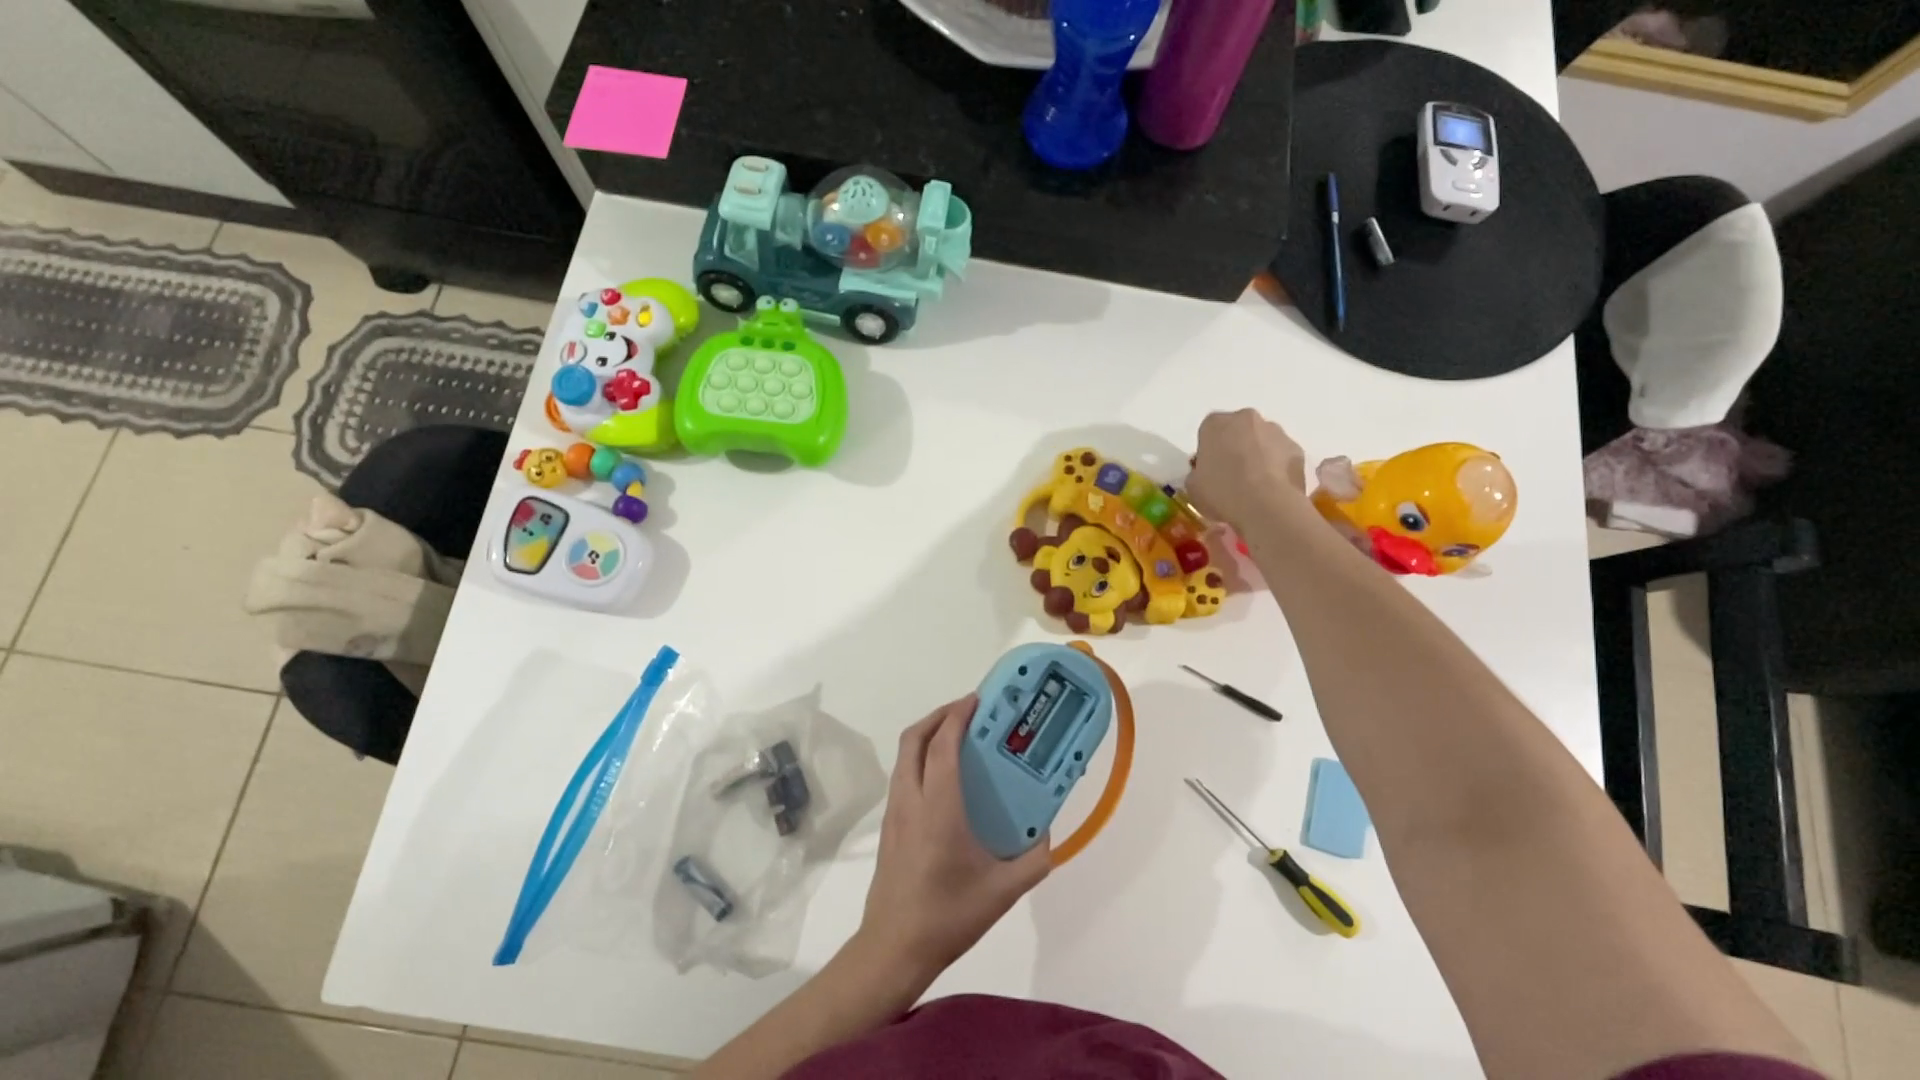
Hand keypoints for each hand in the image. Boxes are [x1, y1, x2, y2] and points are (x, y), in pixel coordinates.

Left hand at [857, 694, 1050, 977]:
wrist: (894, 947)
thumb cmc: (949, 915)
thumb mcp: (1004, 890)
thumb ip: (1034, 859)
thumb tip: (1049, 832)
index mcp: (938, 808)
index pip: (942, 745)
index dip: (958, 716)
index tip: (979, 700)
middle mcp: (910, 801)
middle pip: (914, 739)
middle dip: (940, 715)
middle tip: (971, 711)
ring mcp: (895, 813)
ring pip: (904, 756)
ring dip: (928, 736)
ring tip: (961, 737)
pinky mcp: (889, 827)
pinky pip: (903, 776)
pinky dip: (921, 759)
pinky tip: (947, 778)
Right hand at [1186, 408, 1309, 528]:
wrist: (1266, 505)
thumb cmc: (1222, 493)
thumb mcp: (1193, 488)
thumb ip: (1197, 474)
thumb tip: (1206, 474)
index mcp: (1215, 423)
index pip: (1208, 432)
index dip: (1209, 452)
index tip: (1210, 472)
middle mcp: (1246, 418)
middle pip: (1238, 431)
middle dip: (1236, 448)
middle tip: (1232, 477)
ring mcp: (1275, 431)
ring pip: (1262, 441)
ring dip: (1258, 456)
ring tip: (1256, 487)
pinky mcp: (1297, 448)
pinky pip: (1282, 456)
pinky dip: (1277, 468)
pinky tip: (1273, 490)